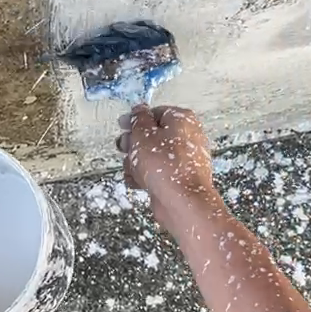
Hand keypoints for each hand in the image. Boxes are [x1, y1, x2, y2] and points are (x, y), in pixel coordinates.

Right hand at [117, 104, 220, 221]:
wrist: (181, 201)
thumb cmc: (164, 165)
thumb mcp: (143, 134)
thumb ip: (138, 118)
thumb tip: (139, 110)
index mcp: (182, 120)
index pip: (155, 112)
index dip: (136, 119)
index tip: (123, 126)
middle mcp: (187, 137)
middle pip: (152, 135)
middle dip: (134, 143)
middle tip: (125, 149)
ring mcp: (184, 160)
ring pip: (152, 155)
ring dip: (136, 162)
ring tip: (132, 170)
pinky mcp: (179, 178)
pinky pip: (158, 172)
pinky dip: (145, 176)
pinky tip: (137, 183)